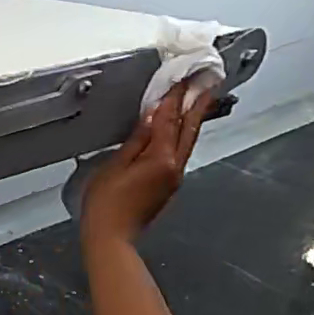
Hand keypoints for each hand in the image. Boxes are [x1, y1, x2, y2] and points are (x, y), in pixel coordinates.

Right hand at [81, 79, 213, 247]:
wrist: (111, 236)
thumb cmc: (106, 202)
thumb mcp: (116, 165)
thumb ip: (137, 139)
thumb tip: (152, 116)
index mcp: (161, 159)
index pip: (169, 120)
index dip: (175, 98)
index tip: (183, 78)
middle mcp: (175, 167)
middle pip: (189, 130)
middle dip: (197, 105)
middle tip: (207, 83)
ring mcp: (174, 178)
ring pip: (187, 141)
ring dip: (192, 119)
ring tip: (197, 99)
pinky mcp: (168, 185)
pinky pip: (180, 153)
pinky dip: (181, 135)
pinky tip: (178, 128)